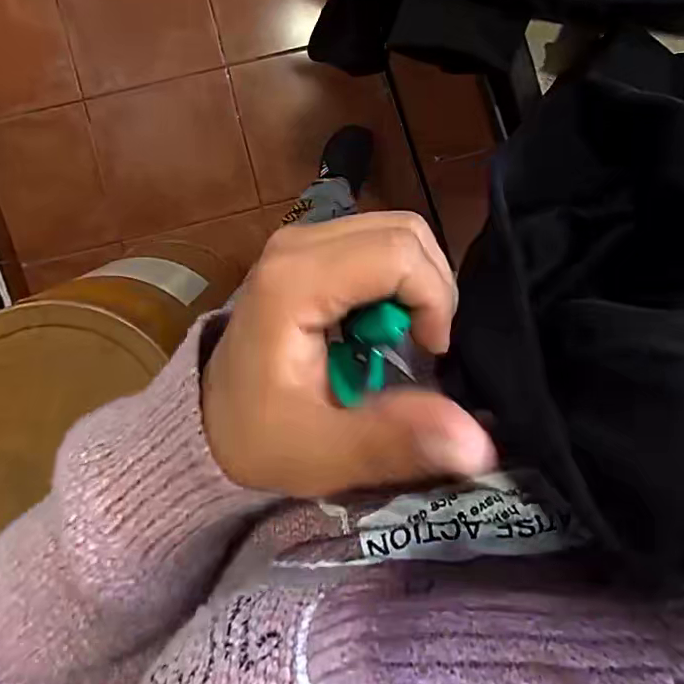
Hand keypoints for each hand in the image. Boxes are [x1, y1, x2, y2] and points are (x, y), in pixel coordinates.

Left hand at [202, 211, 496, 498]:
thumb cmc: (259, 438)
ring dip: (420, 279)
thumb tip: (478, 443)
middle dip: (433, 286)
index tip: (431, 351)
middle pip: (404, 232)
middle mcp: (298, 243)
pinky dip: (401, 273)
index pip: (398, 254)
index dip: (433, 298)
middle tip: (425, 342)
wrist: (205, 421)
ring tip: (407, 332)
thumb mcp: (324, 453)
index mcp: (295, 281)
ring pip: (397, 229)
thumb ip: (396, 441)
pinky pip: (379, 238)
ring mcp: (301, 237)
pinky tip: (384, 318)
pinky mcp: (308, 245)